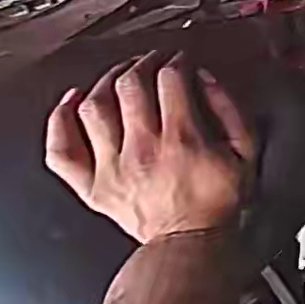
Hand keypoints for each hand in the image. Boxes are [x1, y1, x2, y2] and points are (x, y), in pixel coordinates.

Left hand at [45, 52, 256, 242]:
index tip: (181, 59)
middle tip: (152, 60)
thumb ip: (230, 110)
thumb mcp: (245, 151)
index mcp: (181, 138)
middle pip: (130, 84)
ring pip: (94, 107)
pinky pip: (61, 151)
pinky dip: (59, 121)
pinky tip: (71, 101)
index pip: (170, 79)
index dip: (176, 60)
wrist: (190, 244)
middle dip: (143, 62)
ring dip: (106, 81)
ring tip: (119, 74)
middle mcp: (141, 148)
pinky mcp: (92, 187)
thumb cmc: (219, 199)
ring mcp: (111, 167)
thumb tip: (206, 79)